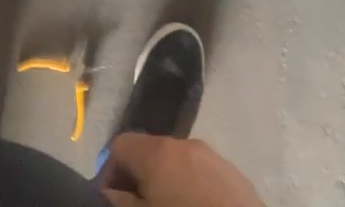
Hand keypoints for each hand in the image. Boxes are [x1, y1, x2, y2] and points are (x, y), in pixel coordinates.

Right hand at [100, 132, 263, 206]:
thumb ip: (119, 202)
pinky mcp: (235, 176)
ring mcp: (214, 157)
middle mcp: (185, 143)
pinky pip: (202, 175)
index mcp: (158, 151)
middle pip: (150, 152)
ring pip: (178, 164)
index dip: (109, 172)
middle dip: (139, 179)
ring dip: (167, 184)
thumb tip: (109, 192)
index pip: (120, 145)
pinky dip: (192, 190)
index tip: (109, 200)